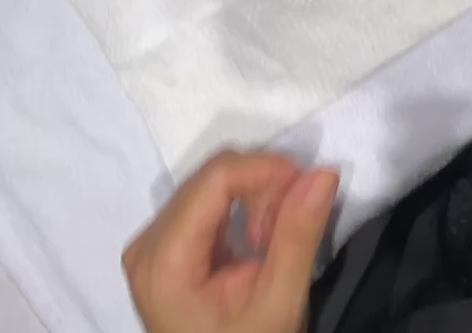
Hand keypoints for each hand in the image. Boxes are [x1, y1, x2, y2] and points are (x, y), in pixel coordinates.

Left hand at [124, 150, 338, 332]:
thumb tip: (323, 171)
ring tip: (275, 240)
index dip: (267, 169)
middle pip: (215, 175)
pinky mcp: (165, 245)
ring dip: (257, 196)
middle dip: (264, 187)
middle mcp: (148, 242)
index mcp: (164, 260)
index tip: (307, 187)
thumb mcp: (278, 302)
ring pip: (215, 180)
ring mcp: (153, 243)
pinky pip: (209, 198)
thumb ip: (298, 234)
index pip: (217, 177)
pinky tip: (258, 240)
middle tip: (291, 226)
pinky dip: (244, 206)